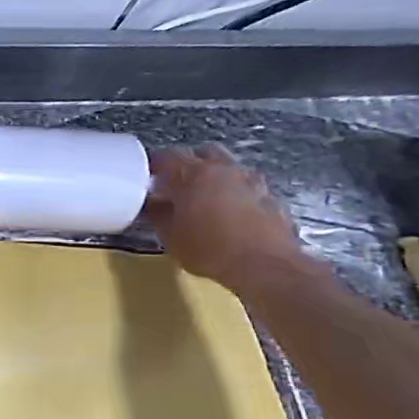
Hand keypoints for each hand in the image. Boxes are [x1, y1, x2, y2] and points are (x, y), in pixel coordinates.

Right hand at [145, 145, 312, 289]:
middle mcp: (225, 169)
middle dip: (188, 163)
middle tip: (176, 183)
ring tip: (204, 199)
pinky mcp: (271, 197)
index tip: (146, 176)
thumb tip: (151, 203)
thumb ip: (158, 214)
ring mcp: (252, 181)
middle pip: (204, 153)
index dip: (154, 164)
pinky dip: (235, 193)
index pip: (168, 156)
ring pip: (229, 167)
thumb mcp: (171, 236)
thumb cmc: (210, 250)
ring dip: (214, 177)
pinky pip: (247, 186)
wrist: (264, 265)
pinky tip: (229, 215)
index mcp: (195, 174)